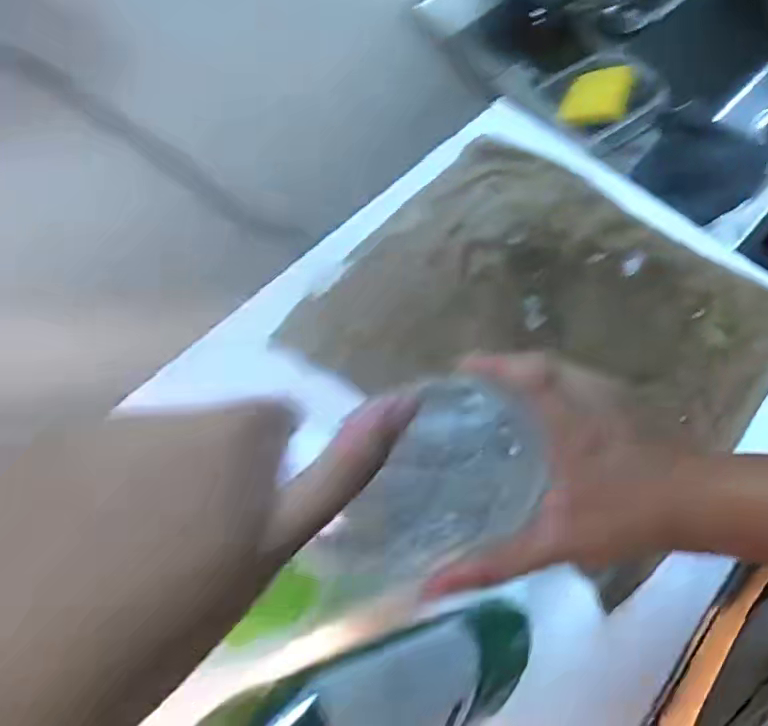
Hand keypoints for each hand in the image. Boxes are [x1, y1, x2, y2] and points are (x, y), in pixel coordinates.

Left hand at [0, 392, 414, 725]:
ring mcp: (74, 440)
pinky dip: (80, 498)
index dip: (273, 467)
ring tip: (122, 553)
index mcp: (234, 426)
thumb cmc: (173, 614)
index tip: (248, 522)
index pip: (280, 417)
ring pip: (142, 447)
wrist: (10, 688)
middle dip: (209, 470)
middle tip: (190, 544)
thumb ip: (348, 464)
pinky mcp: (12, 470)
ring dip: (145, 482)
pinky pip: (76, 467)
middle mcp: (158, 414)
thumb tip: (409, 397)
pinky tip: (66, 551)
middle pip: (208, 428)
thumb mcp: (279, 543)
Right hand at [424, 354, 683, 596]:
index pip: (534, 375)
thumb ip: (495, 562)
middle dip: (514, 365)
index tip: (463, 365)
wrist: (699, 496)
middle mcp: (600, 398)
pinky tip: (555, 414)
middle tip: (476, 381)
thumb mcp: (558, 541)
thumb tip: (429, 589)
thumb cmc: (630, 512)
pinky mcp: (640, 409)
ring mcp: (625, 400)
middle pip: (555, 365)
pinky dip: (567, 386)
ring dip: (543, 374)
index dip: (498, 364)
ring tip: (508, 395)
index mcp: (575, 419)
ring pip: (577, 372)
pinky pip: (594, 384)